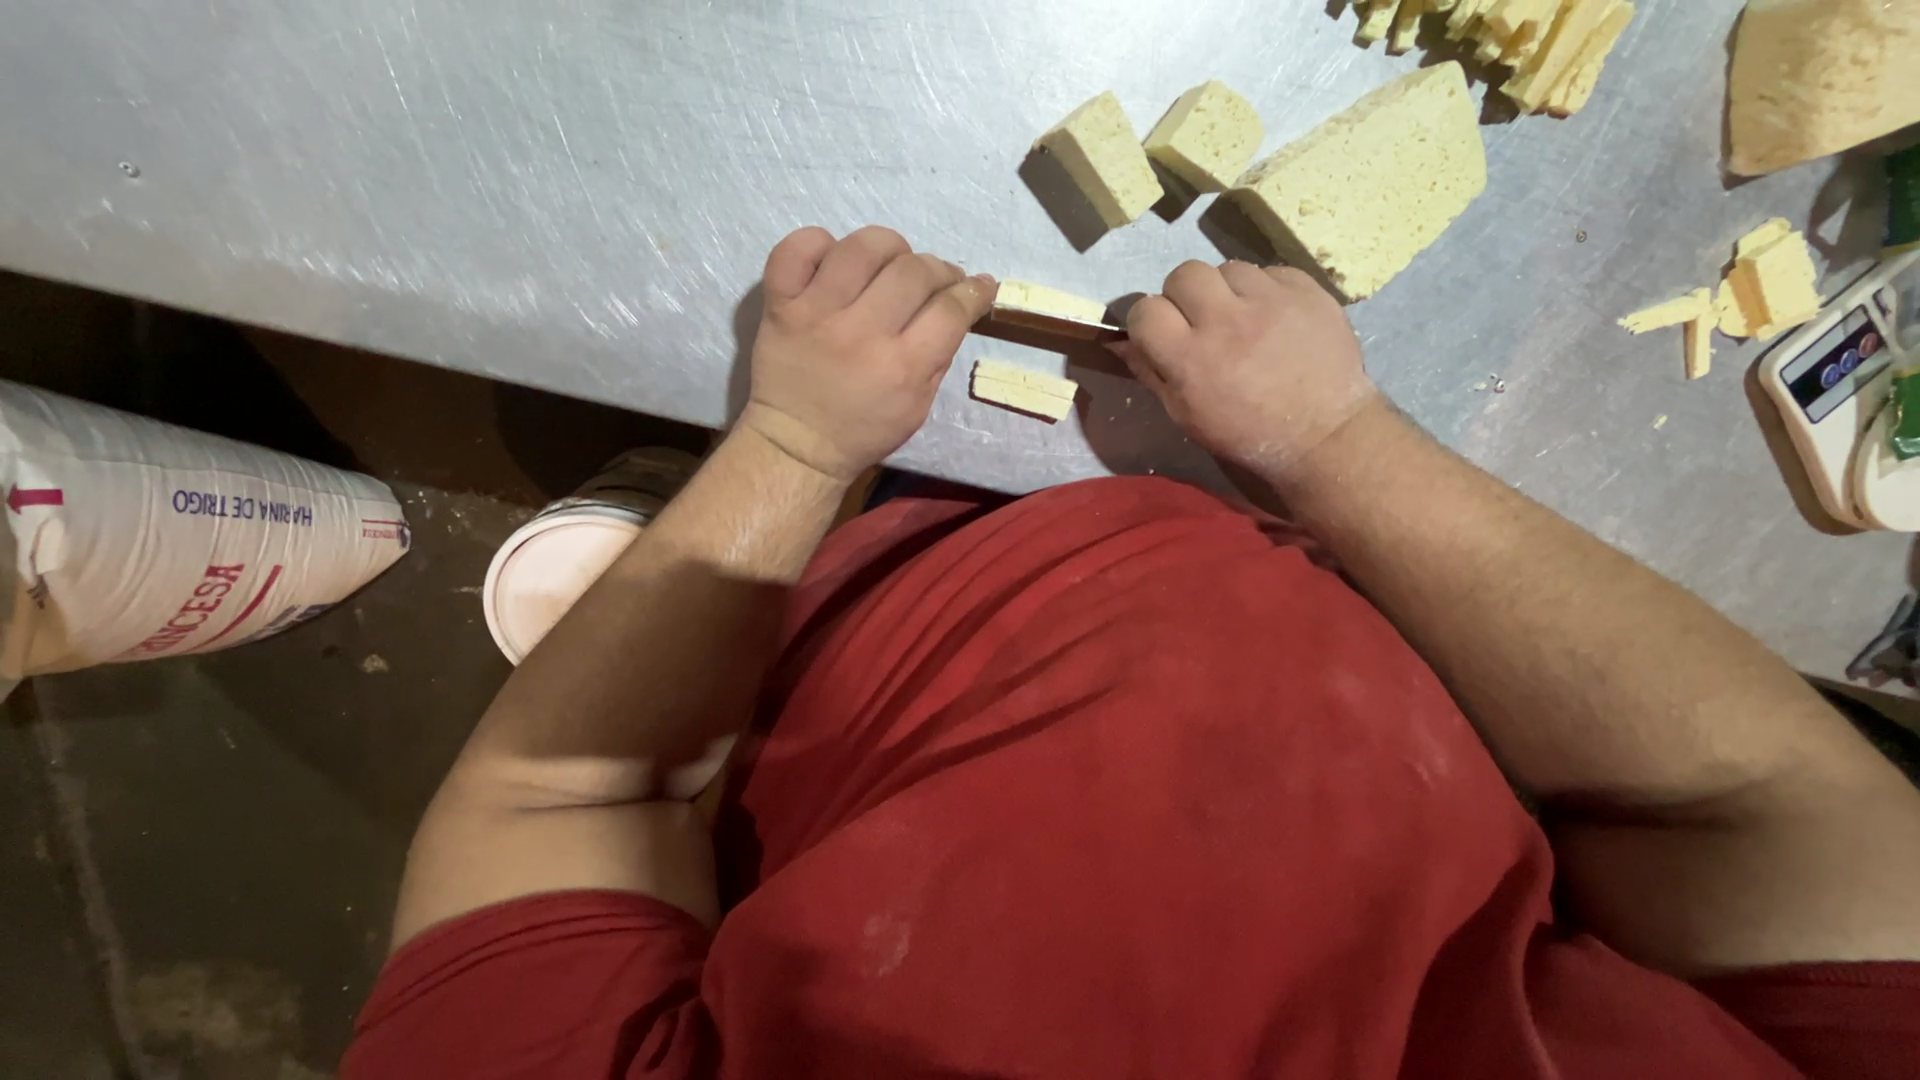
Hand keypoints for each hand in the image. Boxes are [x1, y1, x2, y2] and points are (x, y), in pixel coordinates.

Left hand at [739, 225, 995, 483]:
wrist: (797, 445)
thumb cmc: (864, 431)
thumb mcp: (918, 407)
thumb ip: (937, 355)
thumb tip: (958, 306)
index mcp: (902, 367)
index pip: (951, 308)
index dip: (974, 291)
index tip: (978, 287)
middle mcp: (861, 333)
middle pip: (914, 270)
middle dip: (938, 268)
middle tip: (936, 280)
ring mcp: (817, 314)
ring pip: (862, 247)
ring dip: (888, 247)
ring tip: (889, 264)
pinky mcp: (781, 304)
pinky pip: (796, 248)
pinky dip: (818, 243)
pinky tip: (833, 261)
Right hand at [1122, 260, 1381, 486]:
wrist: (1322, 434)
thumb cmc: (1245, 433)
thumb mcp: (1186, 415)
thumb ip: (1151, 372)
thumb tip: (1121, 343)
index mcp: (1190, 358)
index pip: (1145, 310)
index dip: (1149, 321)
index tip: (1161, 334)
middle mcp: (1226, 320)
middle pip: (1183, 274)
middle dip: (1184, 296)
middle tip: (1201, 320)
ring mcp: (1269, 300)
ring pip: (1227, 268)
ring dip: (1226, 291)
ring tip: (1242, 318)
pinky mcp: (1305, 289)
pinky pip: (1269, 271)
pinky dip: (1264, 291)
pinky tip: (1272, 317)